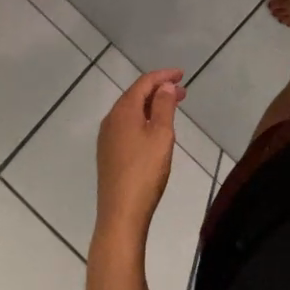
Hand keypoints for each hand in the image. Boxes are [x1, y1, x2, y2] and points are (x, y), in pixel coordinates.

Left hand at [95, 69, 184, 234]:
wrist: (121, 214)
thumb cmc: (145, 171)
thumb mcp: (162, 135)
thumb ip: (164, 106)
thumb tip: (164, 86)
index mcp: (123, 111)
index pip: (144, 83)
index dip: (163, 76)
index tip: (182, 74)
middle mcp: (111, 120)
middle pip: (135, 95)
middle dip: (159, 90)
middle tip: (182, 93)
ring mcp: (107, 138)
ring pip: (130, 111)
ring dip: (151, 105)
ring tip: (171, 109)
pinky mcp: (108, 154)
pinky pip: (126, 126)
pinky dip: (143, 119)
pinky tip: (154, 130)